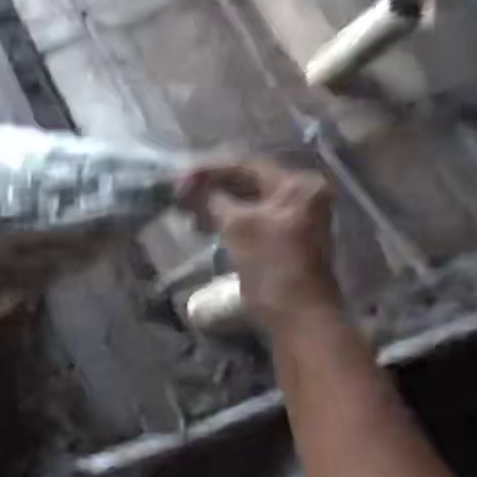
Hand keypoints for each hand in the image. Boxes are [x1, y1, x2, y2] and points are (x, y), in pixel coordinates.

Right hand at [177, 159, 341, 330]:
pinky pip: (246, 217)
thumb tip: (187, 185)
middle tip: (178, 193)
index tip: (178, 178)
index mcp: (297, 187)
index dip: (209, 170)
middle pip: (247, 181)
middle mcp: (299, 196)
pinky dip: (223, 217)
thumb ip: (212, 200)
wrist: (294, 309)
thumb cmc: (270, 263)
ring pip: (244, 200)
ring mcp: (290, 217)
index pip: (247, 166)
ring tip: (186, 210)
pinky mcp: (278, 236)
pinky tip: (201, 224)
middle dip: (210, 187)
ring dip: (213, 203)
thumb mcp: (237, 225)